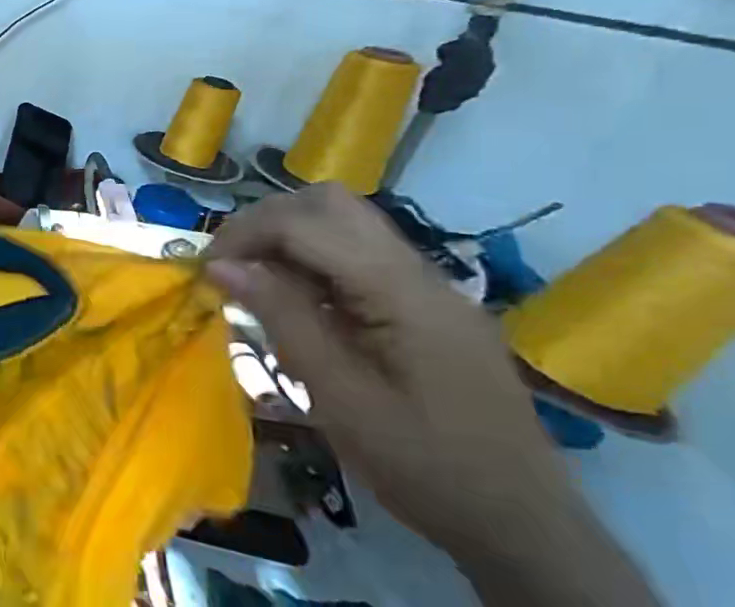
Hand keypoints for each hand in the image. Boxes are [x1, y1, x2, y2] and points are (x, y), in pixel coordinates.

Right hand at [205, 185, 657, 606]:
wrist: (526, 529)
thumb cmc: (427, 468)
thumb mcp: (342, 399)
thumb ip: (284, 320)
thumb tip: (222, 266)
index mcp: (404, 293)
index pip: (308, 225)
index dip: (247, 234)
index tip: (208, 270)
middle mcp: (421, 273)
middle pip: (330, 204)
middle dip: (267, 222)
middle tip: (231, 264)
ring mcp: (430, 286)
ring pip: (345, 221)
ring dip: (290, 236)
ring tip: (257, 279)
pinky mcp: (427, 304)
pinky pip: (360, 254)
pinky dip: (314, 259)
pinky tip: (298, 300)